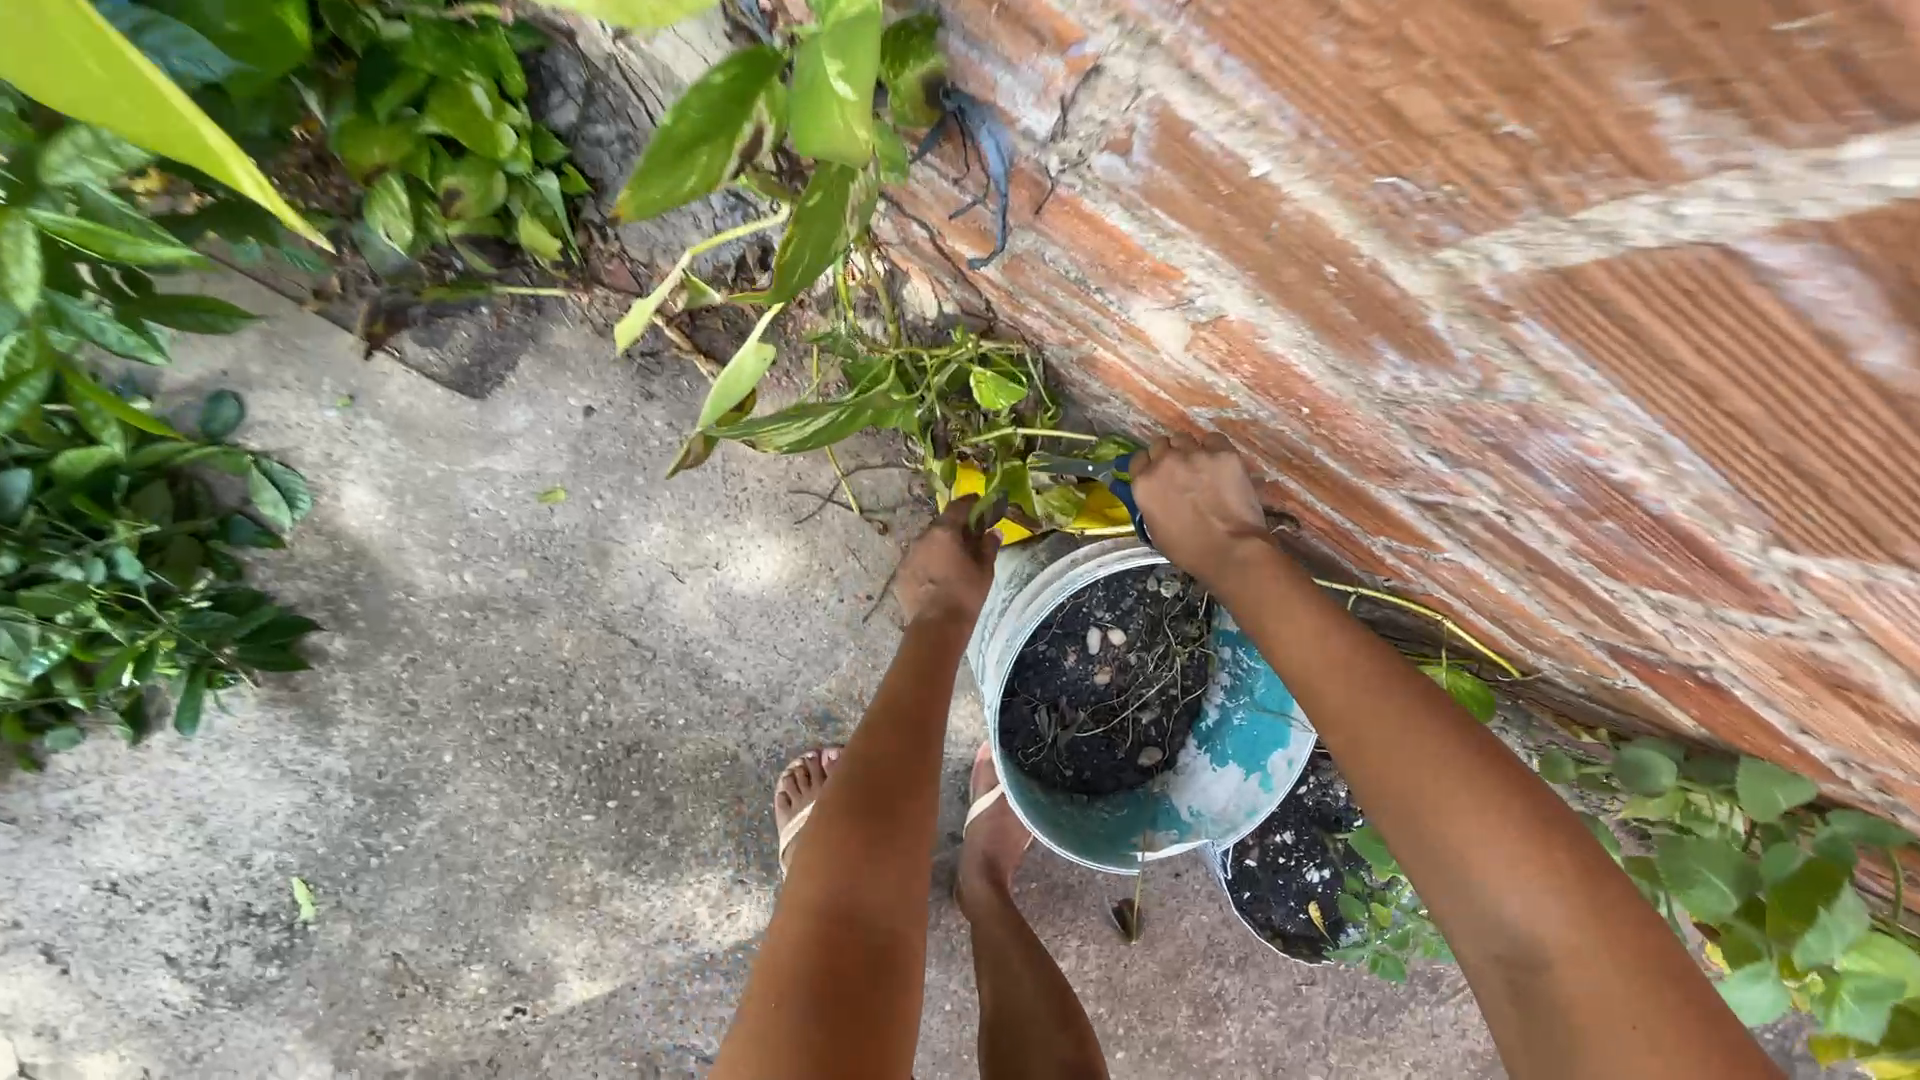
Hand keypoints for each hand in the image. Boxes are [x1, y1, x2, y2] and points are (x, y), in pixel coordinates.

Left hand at [893, 496, 1001, 626]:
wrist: (936, 625)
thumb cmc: (965, 595)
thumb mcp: (984, 570)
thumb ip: (988, 546)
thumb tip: (994, 532)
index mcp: (944, 532)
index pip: (957, 507)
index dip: (970, 503)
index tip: (978, 503)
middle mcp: (922, 538)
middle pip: (940, 526)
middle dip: (954, 529)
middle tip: (967, 539)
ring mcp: (908, 555)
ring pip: (927, 544)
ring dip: (938, 548)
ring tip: (950, 562)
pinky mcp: (900, 573)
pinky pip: (917, 561)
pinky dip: (927, 564)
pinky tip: (935, 578)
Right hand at [1131, 432, 1275, 587]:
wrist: (1230, 548)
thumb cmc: (1188, 549)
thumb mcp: (1153, 529)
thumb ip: (1147, 502)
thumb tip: (1146, 490)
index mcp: (1144, 482)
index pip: (1138, 458)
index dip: (1148, 466)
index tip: (1157, 474)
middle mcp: (1165, 462)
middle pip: (1160, 444)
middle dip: (1167, 456)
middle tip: (1179, 471)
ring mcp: (1195, 454)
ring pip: (1184, 438)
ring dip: (1188, 449)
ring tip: (1199, 465)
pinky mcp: (1223, 452)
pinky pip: (1213, 439)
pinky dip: (1213, 447)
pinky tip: (1218, 462)